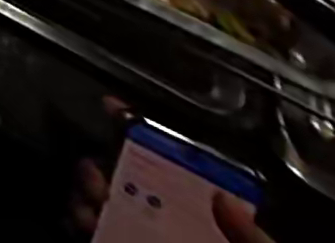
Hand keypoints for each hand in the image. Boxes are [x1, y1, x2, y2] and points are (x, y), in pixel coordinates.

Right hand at [70, 98, 273, 242]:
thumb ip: (254, 241)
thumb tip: (223, 199)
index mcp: (203, 219)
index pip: (169, 165)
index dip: (139, 130)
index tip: (110, 106)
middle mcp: (169, 224)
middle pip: (127, 182)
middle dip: (102, 167)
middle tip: (96, 175)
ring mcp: (142, 238)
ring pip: (104, 209)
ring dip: (86, 197)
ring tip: (88, 205)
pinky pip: (94, 236)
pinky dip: (80, 226)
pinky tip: (79, 223)